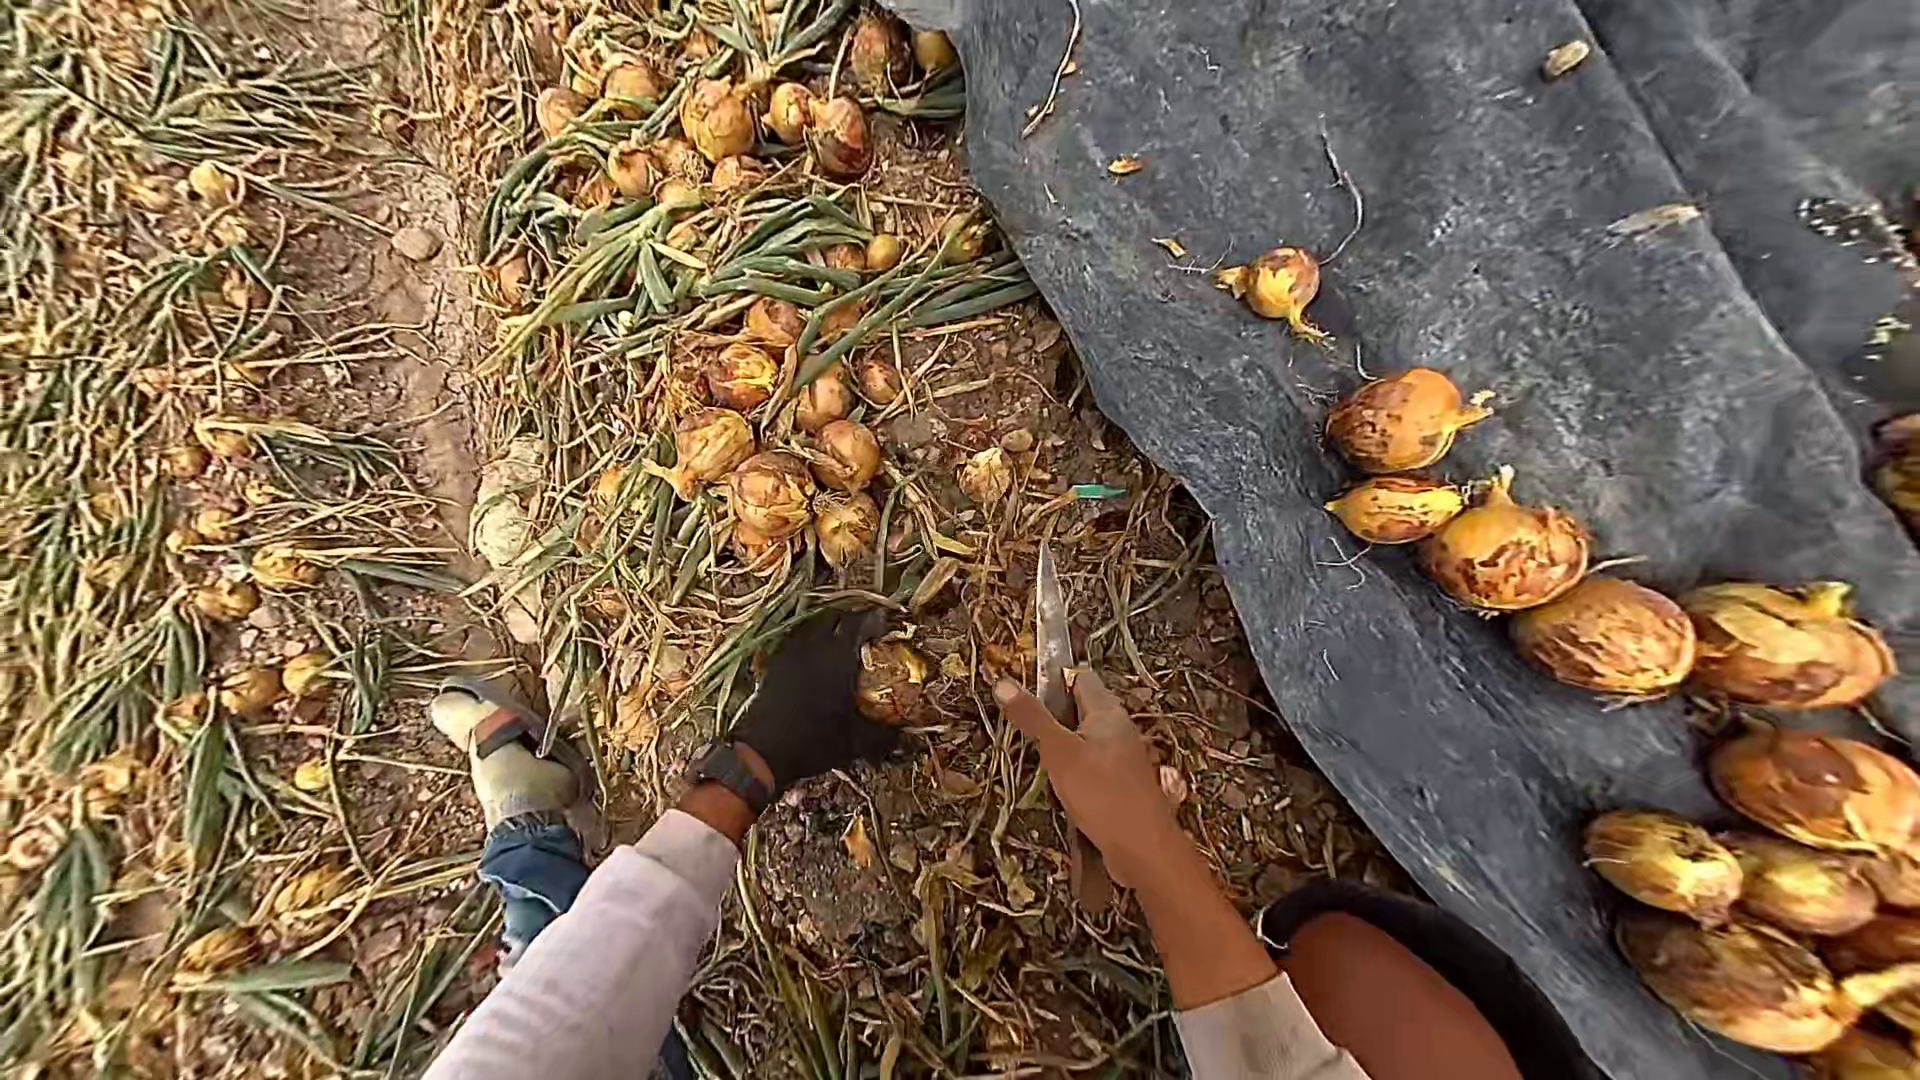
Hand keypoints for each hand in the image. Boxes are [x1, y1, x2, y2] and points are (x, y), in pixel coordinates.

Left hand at [731, 607, 898, 794]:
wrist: (761, 754)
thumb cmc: (813, 742)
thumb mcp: (857, 742)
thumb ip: (885, 736)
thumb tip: (908, 738)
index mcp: (837, 656)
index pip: (859, 622)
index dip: (875, 619)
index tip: (887, 624)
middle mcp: (813, 646)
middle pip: (834, 617)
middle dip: (852, 619)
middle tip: (866, 631)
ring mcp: (790, 652)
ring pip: (813, 625)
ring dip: (829, 627)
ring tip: (842, 642)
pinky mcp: (774, 663)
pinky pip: (797, 640)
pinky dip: (810, 641)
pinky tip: (816, 660)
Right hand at [993, 668, 1183, 888]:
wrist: (1144, 851)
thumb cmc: (1101, 793)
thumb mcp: (1059, 752)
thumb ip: (1033, 718)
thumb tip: (1003, 682)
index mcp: (1107, 712)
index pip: (1080, 677)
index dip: (1053, 677)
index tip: (1024, 688)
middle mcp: (1119, 728)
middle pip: (1081, 707)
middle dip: (1054, 712)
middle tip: (1022, 721)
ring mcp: (1123, 757)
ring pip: (1086, 737)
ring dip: (1063, 742)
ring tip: (1035, 751)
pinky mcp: (1122, 783)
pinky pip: (1092, 762)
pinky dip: (1073, 765)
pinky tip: (1058, 781)